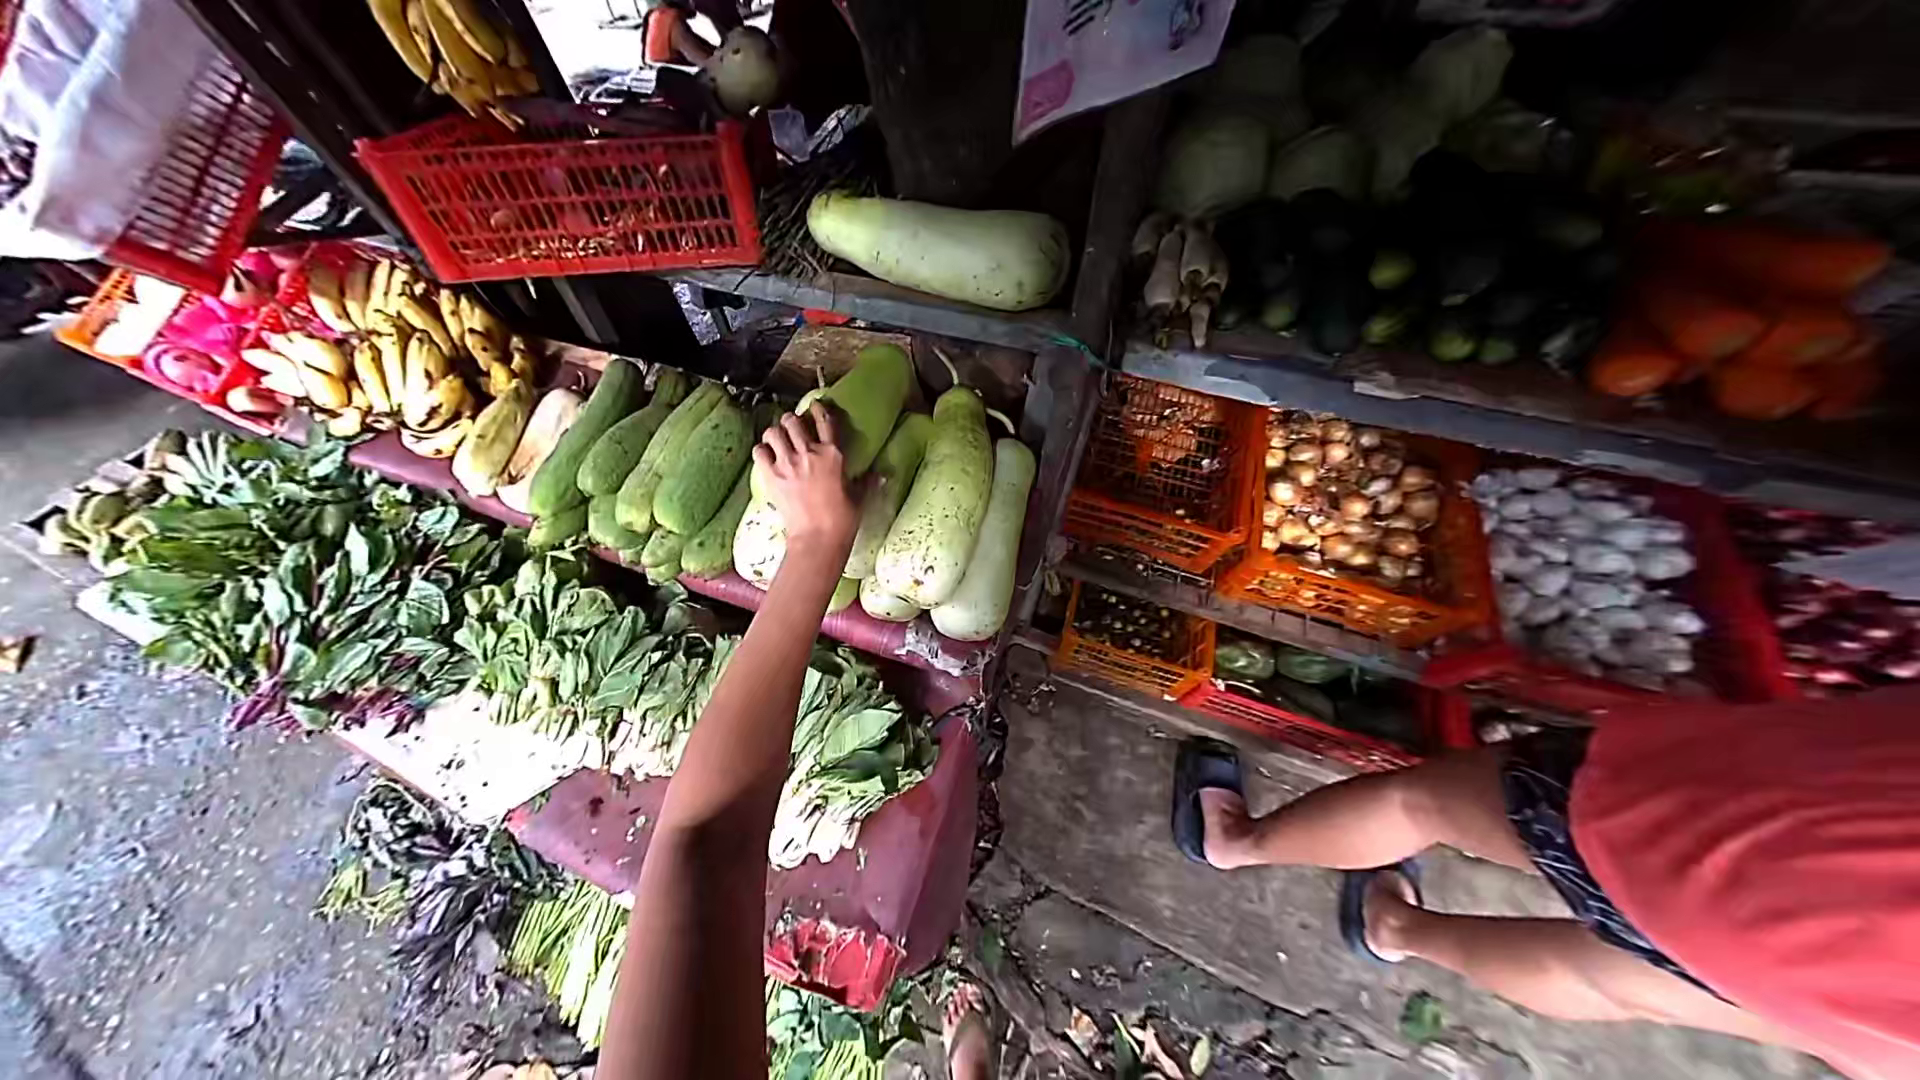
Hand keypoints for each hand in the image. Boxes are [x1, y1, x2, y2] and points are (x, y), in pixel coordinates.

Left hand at [754, 403, 857, 548]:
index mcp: (833, 455)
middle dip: (791, 421)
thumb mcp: (859, 497)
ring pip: (774, 431)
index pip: (825, 421)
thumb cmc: (842, 520)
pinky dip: (761, 450)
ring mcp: (788, 463)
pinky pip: (759, 451)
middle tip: (792, 428)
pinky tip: (766, 456)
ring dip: (775, 433)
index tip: (814, 406)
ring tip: (777, 440)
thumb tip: (882, 475)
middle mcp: (809, 453)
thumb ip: (867, 481)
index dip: (818, 409)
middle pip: (793, 420)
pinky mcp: (771, 476)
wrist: (818, 538)